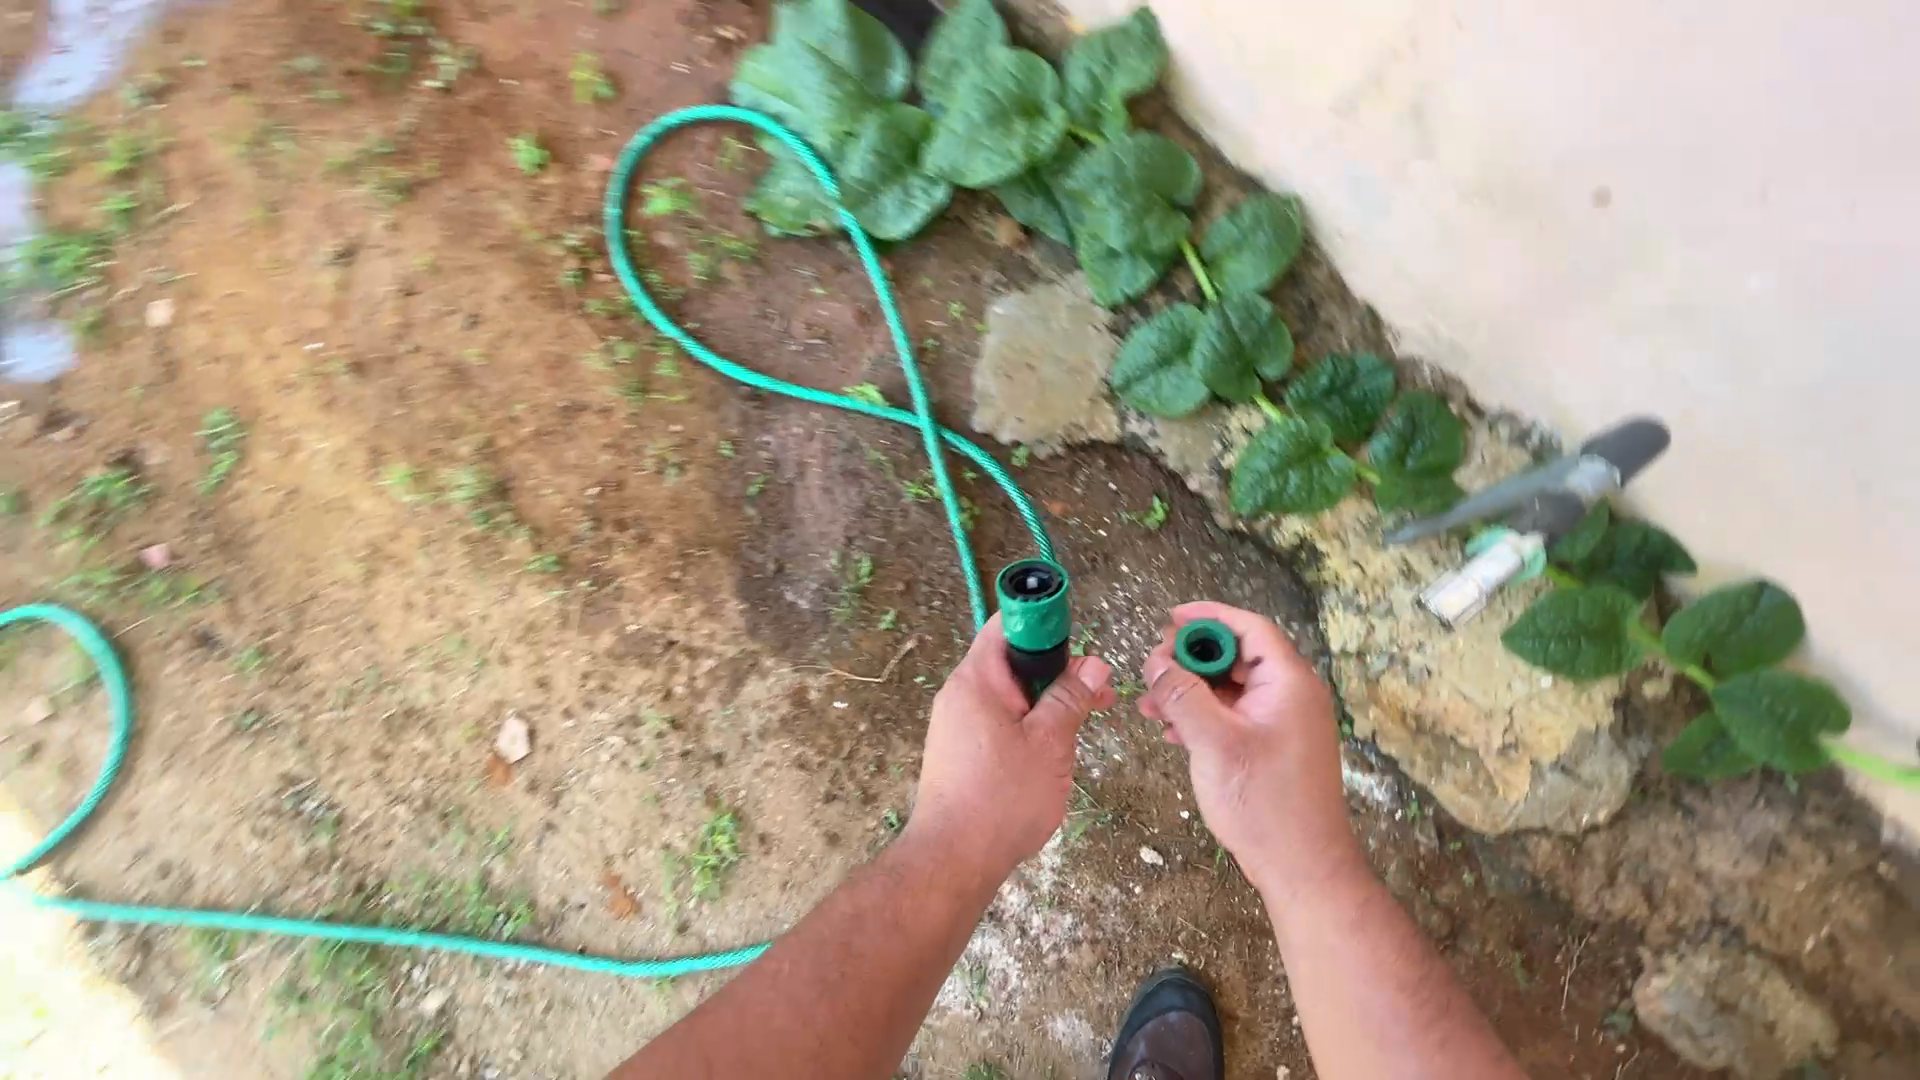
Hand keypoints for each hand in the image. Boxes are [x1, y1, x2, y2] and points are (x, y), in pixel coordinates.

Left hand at [909, 614, 1115, 882]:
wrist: (952, 859)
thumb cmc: (1002, 798)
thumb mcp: (1049, 743)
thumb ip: (1070, 698)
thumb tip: (1094, 665)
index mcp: (976, 679)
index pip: (1006, 624)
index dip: (1044, 622)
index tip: (1079, 640)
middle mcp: (960, 693)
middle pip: (1012, 660)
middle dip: (1057, 669)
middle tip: (1098, 692)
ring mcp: (958, 722)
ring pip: (1010, 694)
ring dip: (1048, 700)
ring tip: (1087, 719)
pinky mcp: (961, 748)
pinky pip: (1000, 719)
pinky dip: (1029, 722)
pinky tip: (1055, 745)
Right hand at [1139, 602, 1361, 902]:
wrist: (1301, 868)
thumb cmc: (1263, 801)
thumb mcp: (1213, 741)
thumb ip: (1181, 695)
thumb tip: (1155, 662)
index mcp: (1288, 683)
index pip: (1249, 628)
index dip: (1209, 617)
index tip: (1170, 619)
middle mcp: (1289, 695)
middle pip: (1235, 656)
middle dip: (1190, 659)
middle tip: (1152, 669)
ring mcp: (1281, 722)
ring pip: (1228, 688)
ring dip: (1188, 691)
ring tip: (1150, 707)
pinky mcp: (1271, 745)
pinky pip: (1231, 714)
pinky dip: (1201, 715)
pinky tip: (1172, 732)